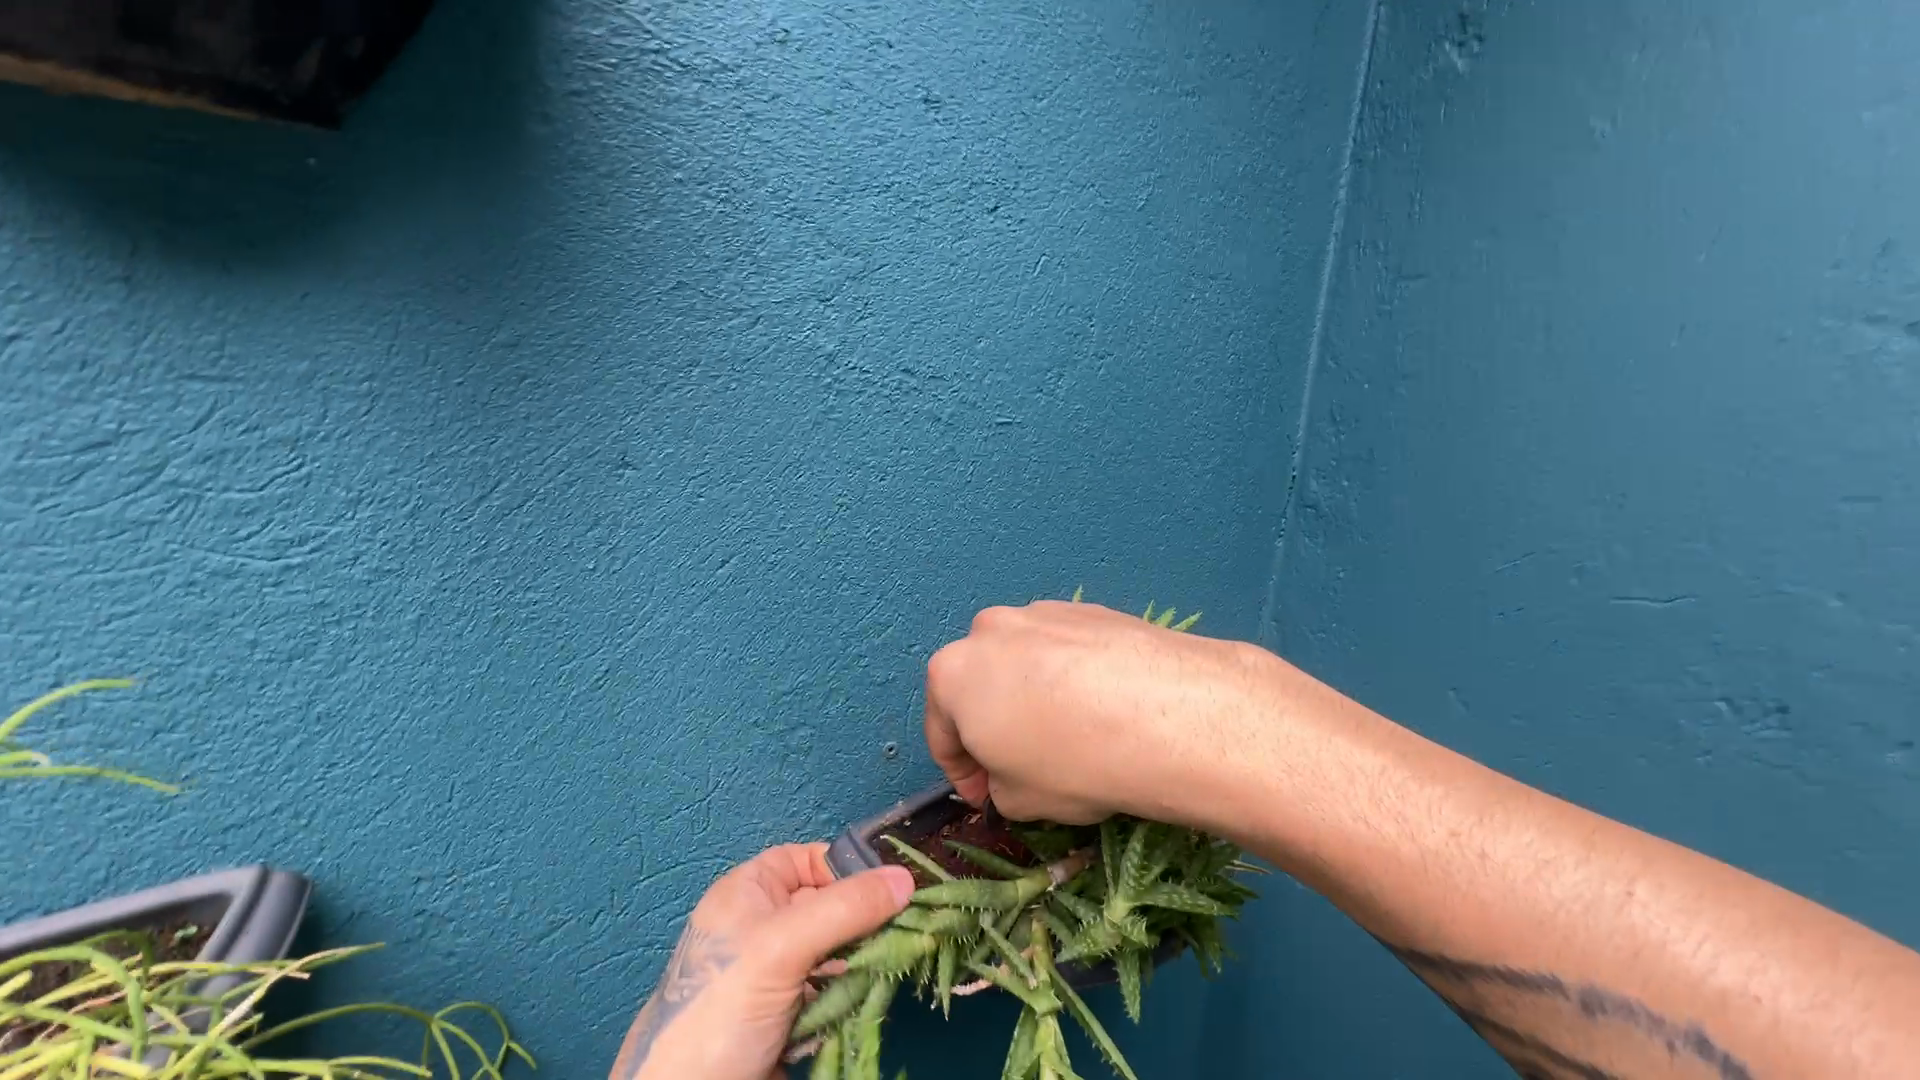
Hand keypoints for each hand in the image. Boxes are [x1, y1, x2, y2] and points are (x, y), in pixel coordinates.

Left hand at [609, 844, 914, 1079]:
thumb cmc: (721, 1009)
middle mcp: (765, 925)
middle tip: (905, 929)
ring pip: (840, 951)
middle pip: (833, 905)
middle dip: (867, 919)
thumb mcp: (781, 946)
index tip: (891, 885)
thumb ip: (844, 908)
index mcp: (750, 892)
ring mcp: (779, 973)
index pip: (810, 860)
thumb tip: (906, 879)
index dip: (849, 867)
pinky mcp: (792, 1014)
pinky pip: (836, 991)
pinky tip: (867, 998)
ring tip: (889, 966)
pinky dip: (853, 996)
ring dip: (865, 961)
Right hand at [924, 600, 1291, 826]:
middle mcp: (988, 631)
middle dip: (995, 726)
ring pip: (1023, 663)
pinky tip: (1103, 708)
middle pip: (980, 687)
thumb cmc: (1072, 762)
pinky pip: (1066, 651)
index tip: (984, 797)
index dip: (961, 774)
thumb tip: (1010, 777)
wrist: (1165, 713)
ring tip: (1071, 734)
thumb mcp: (1019, 800)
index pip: (942, 733)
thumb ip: (998, 786)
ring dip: (1033, 696)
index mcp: (952, 673)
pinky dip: (1071, 678)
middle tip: (1024, 765)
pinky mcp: (1089, 608)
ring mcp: (1041, 612)